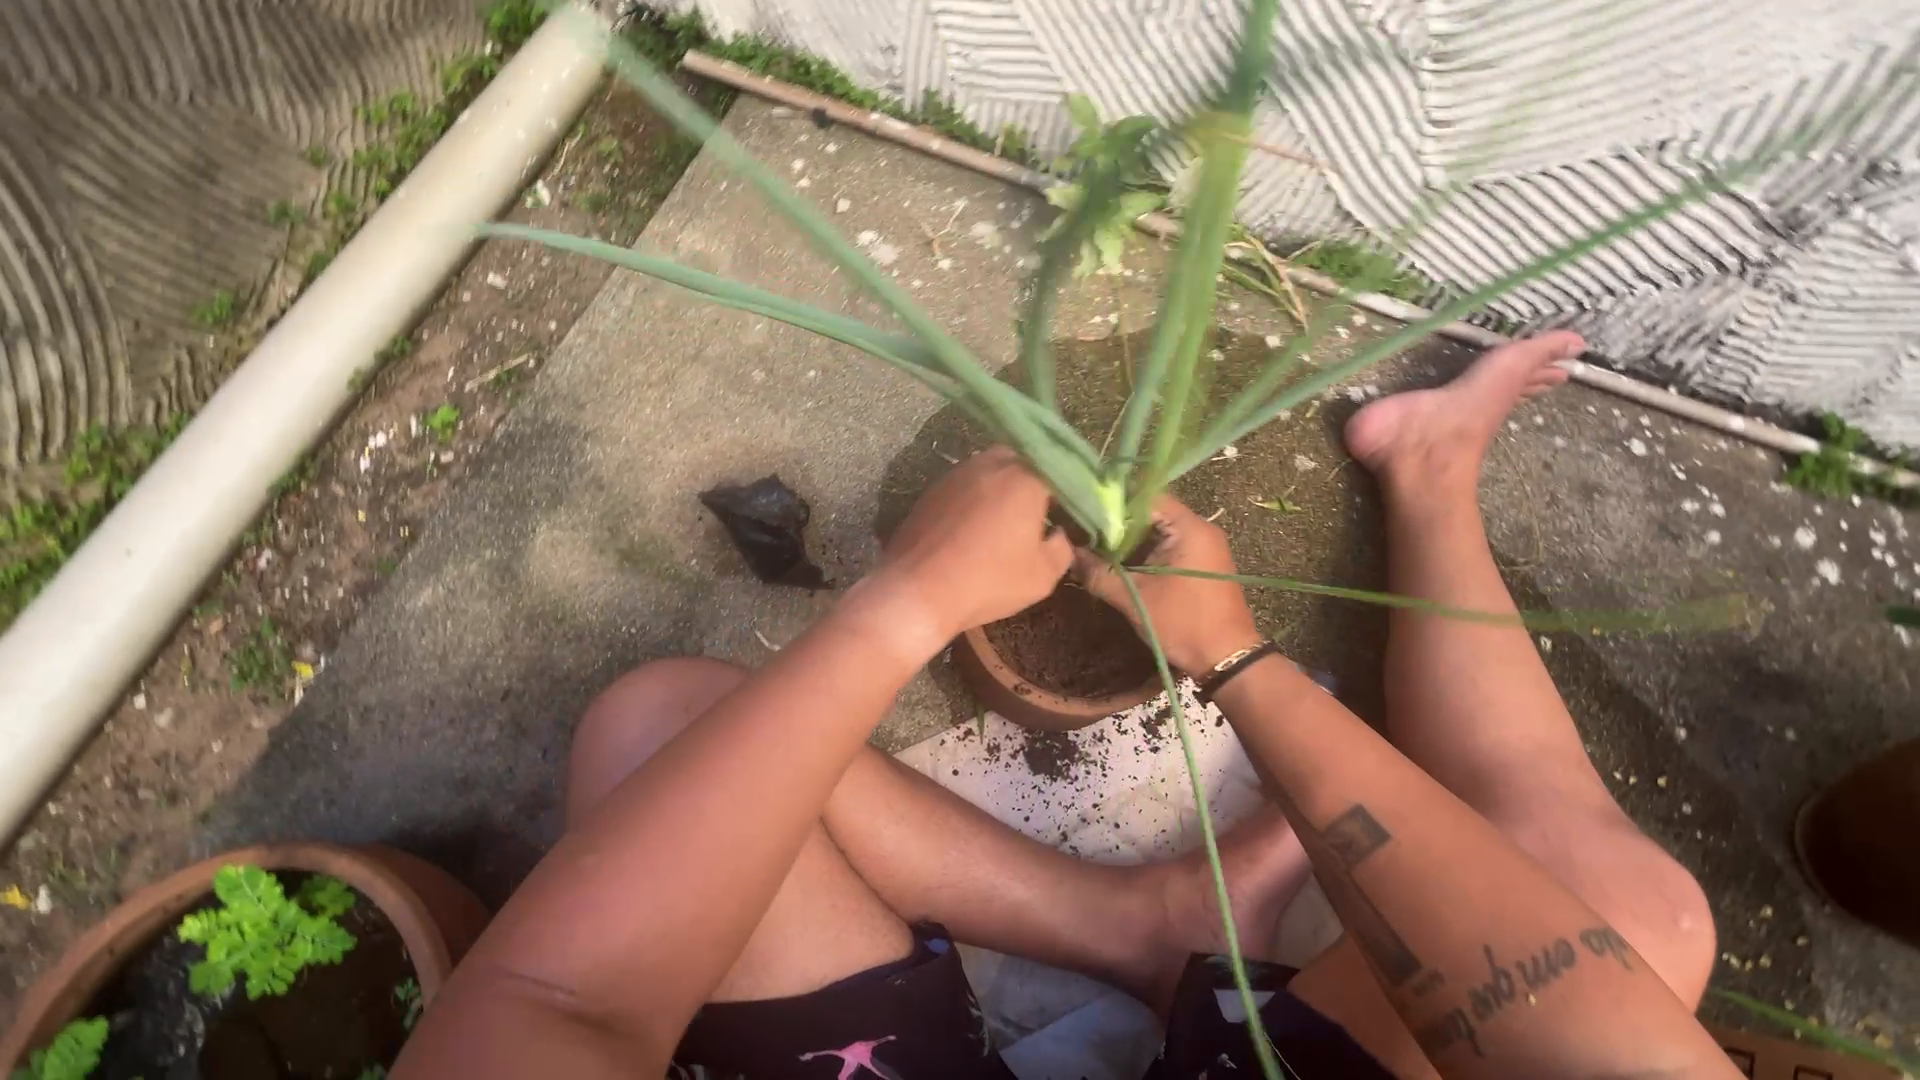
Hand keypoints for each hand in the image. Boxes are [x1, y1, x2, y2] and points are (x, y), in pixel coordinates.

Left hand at [857, 447, 1072, 651]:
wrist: (917, 590)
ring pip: (991, 469)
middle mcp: (991, 465)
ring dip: (1003, 486)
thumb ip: (1061, 548)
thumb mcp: (1041, 576)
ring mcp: (957, 474)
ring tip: (1008, 517)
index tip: (1073, 508)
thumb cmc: (987, 581)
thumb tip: (1058, 533)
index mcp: (1024, 478)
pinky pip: (966, 484)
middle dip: (1034, 480)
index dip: (1070, 488)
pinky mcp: (933, 489)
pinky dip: (977, 497)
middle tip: (1041, 509)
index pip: (1060, 469)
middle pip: (1023, 460)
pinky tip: (976, 524)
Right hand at [1075, 496, 1263, 674]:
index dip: (1114, 501)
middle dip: (1118, 522)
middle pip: (1151, 512)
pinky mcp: (1201, 564)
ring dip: (1129, 539)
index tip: (1085, 510)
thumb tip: (1069, 555)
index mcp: (1189, 528)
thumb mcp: (1135, 599)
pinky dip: (1144, 552)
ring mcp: (1203, 547)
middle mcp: (1200, 529)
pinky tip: (1120, 563)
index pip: (1146, 496)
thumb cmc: (1183, 623)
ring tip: (1096, 546)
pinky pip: (1168, 546)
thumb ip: (1100, 574)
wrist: (1227, 660)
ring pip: (1158, 531)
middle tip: (1085, 530)